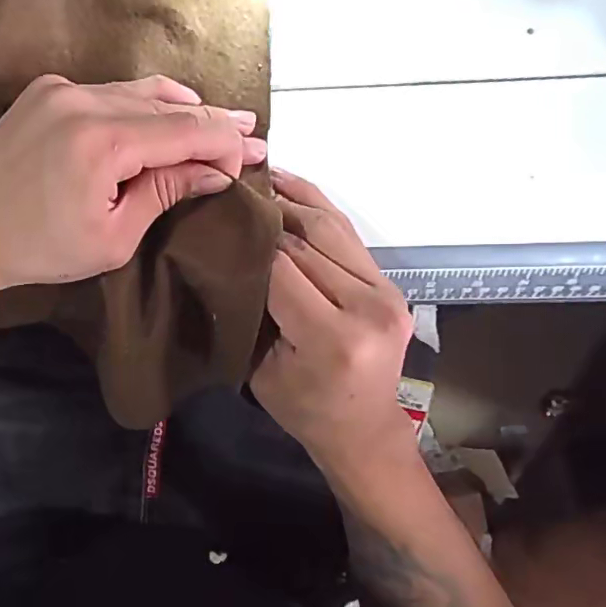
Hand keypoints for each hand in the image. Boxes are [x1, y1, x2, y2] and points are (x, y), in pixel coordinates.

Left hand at [0, 73, 265, 294]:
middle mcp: (83, 101)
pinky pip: (108, 91)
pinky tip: (161, 114)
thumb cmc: (39, 250)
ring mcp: (60, 89)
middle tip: (252, 132)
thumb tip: (215, 170)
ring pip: (139, 91)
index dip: (225, 142)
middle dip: (212, 123)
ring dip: (179, 108)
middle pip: (168, 105)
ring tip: (219, 120)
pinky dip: (139, 104)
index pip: (187, 130)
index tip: (253, 156)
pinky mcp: (44, 90)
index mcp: (103, 142)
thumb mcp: (113, 238)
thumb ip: (165, 192)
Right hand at [251, 170, 414, 467]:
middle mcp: (367, 308)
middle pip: (306, 243)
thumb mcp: (260, 367)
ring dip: (290, 202)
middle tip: (226, 192)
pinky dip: (318, 208)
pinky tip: (290, 187)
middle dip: (264, 217)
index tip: (215, 220)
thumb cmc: (303, 408)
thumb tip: (230, 257)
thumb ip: (250, 312)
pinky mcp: (390, 284)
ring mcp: (386, 292)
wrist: (362, 428)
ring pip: (330, 229)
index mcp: (332, 337)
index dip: (247, 242)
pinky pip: (349, 236)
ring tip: (256, 178)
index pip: (282, 268)